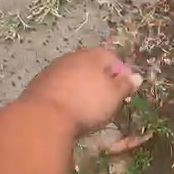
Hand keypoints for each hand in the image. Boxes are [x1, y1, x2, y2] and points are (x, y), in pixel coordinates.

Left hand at [18, 47, 143, 136]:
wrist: (41, 118)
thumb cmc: (86, 104)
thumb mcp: (114, 96)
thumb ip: (125, 85)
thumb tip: (136, 77)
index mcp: (94, 55)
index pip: (114, 61)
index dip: (122, 76)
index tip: (125, 93)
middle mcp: (73, 57)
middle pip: (92, 67)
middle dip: (100, 82)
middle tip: (106, 100)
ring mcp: (53, 70)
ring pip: (74, 77)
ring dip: (81, 89)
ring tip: (85, 108)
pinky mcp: (37, 85)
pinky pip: (59, 88)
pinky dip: (65, 96)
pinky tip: (67, 111)